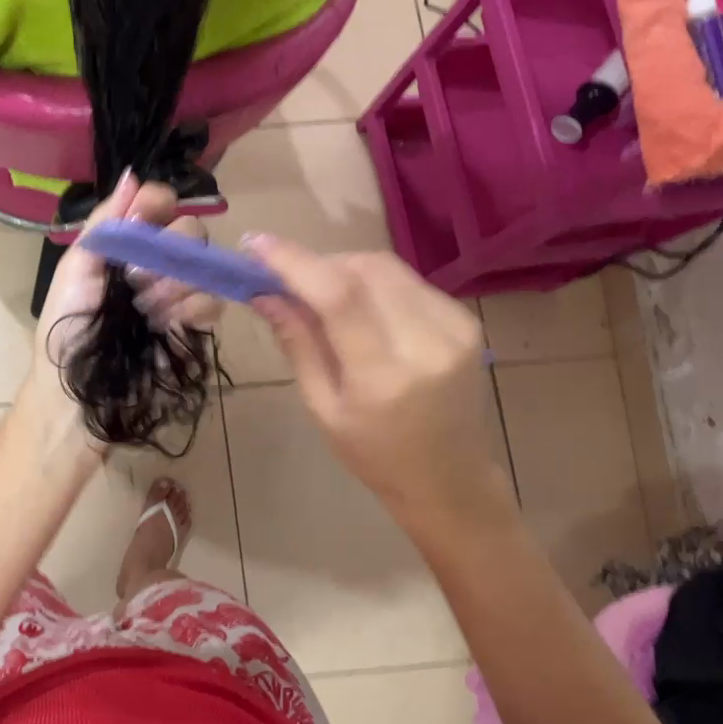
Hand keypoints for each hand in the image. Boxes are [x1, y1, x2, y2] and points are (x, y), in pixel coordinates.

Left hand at [31, 176, 224, 368]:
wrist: (76, 389)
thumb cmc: (66, 327)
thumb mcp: (76, 268)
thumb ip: (105, 222)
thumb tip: (131, 175)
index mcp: (127, 243)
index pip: (160, 202)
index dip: (155, 205)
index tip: (137, 223)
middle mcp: (157, 261)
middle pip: (190, 229)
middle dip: (163, 251)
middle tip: (133, 281)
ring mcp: (178, 293)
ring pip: (204, 263)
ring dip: (171, 285)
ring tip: (143, 311)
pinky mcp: (194, 325)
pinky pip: (214, 300)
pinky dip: (191, 308)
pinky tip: (164, 325)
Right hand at [244, 235, 500, 514]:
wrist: (450, 479)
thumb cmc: (374, 455)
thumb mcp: (322, 408)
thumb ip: (298, 344)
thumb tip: (264, 294)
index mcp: (385, 375)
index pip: (338, 296)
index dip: (294, 262)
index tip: (256, 245)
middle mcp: (427, 342)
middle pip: (363, 270)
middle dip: (315, 262)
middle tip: (279, 274)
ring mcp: (455, 328)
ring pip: (386, 267)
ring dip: (341, 268)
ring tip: (313, 289)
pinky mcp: (466, 321)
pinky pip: (407, 281)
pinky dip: (371, 282)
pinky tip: (355, 305)